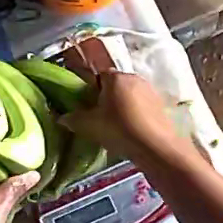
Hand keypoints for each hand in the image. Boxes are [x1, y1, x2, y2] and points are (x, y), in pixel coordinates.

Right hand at [64, 71, 189, 165]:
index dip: (91, 88)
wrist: (154, 146)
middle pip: (116, 84)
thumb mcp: (88, 126)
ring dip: (123, 104)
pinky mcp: (161, 104)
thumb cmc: (118, 129)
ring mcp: (151, 90)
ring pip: (130, 93)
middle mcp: (134, 78)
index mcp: (115, 78)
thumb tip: (61, 118)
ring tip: (116, 124)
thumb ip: (72, 119)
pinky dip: (136, 112)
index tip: (88, 103)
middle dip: (107, 96)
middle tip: (99, 114)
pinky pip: (143, 104)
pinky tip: (131, 128)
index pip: (99, 75)